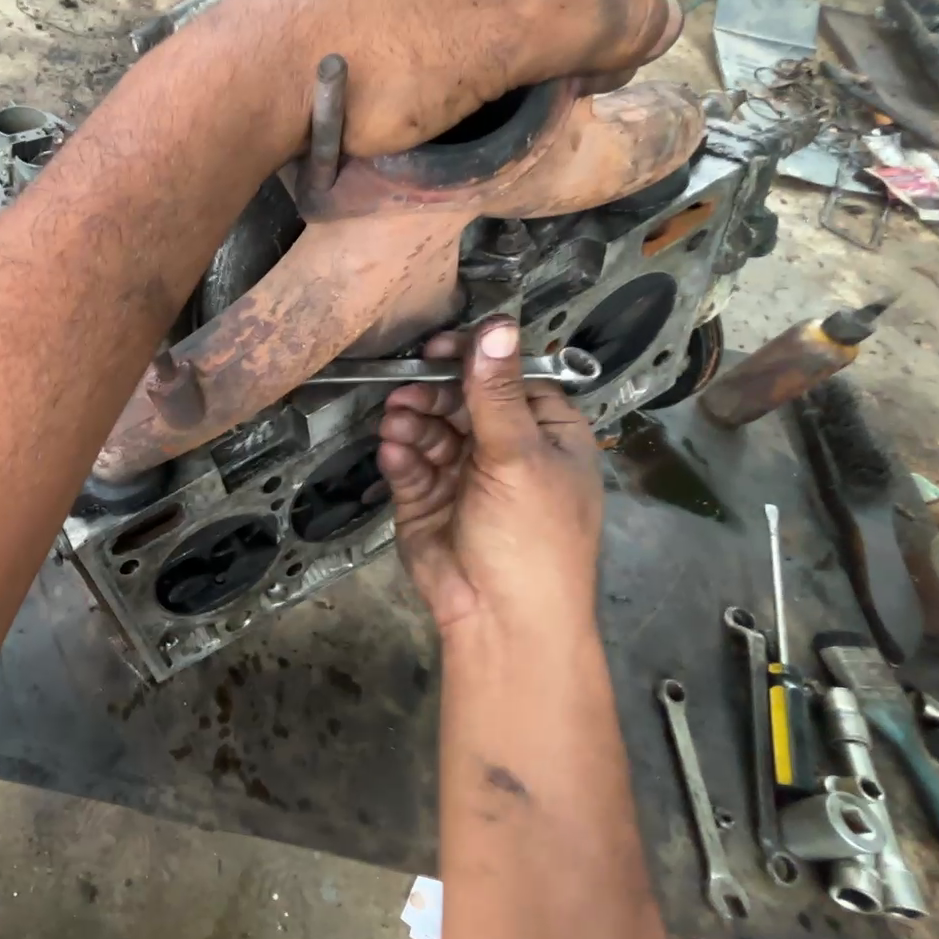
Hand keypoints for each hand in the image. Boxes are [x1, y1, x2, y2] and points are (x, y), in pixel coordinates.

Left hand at [227, 0, 682, 156]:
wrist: (249, 80)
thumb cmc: (390, 48)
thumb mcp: (520, 31)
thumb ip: (609, 17)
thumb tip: (664, 17)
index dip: (601, 8)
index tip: (581, 78)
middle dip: (532, 40)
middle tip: (513, 102)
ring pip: (460, 8)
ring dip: (474, 61)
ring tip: (453, 111)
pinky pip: (405, 29)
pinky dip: (418, 65)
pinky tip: (403, 103)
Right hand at [375, 320, 603, 635]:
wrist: (499, 615)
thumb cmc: (531, 534)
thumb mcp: (518, 455)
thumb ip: (495, 392)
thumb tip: (497, 324)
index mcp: (544, 433)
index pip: (506, 379)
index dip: (472, 361)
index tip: (435, 348)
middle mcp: (502, 449)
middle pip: (458, 402)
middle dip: (431, 396)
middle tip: (404, 393)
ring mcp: (461, 475)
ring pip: (428, 432)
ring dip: (410, 425)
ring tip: (396, 426)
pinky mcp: (425, 500)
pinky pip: (409, 467)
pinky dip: (400, 458)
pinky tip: (394, 455)